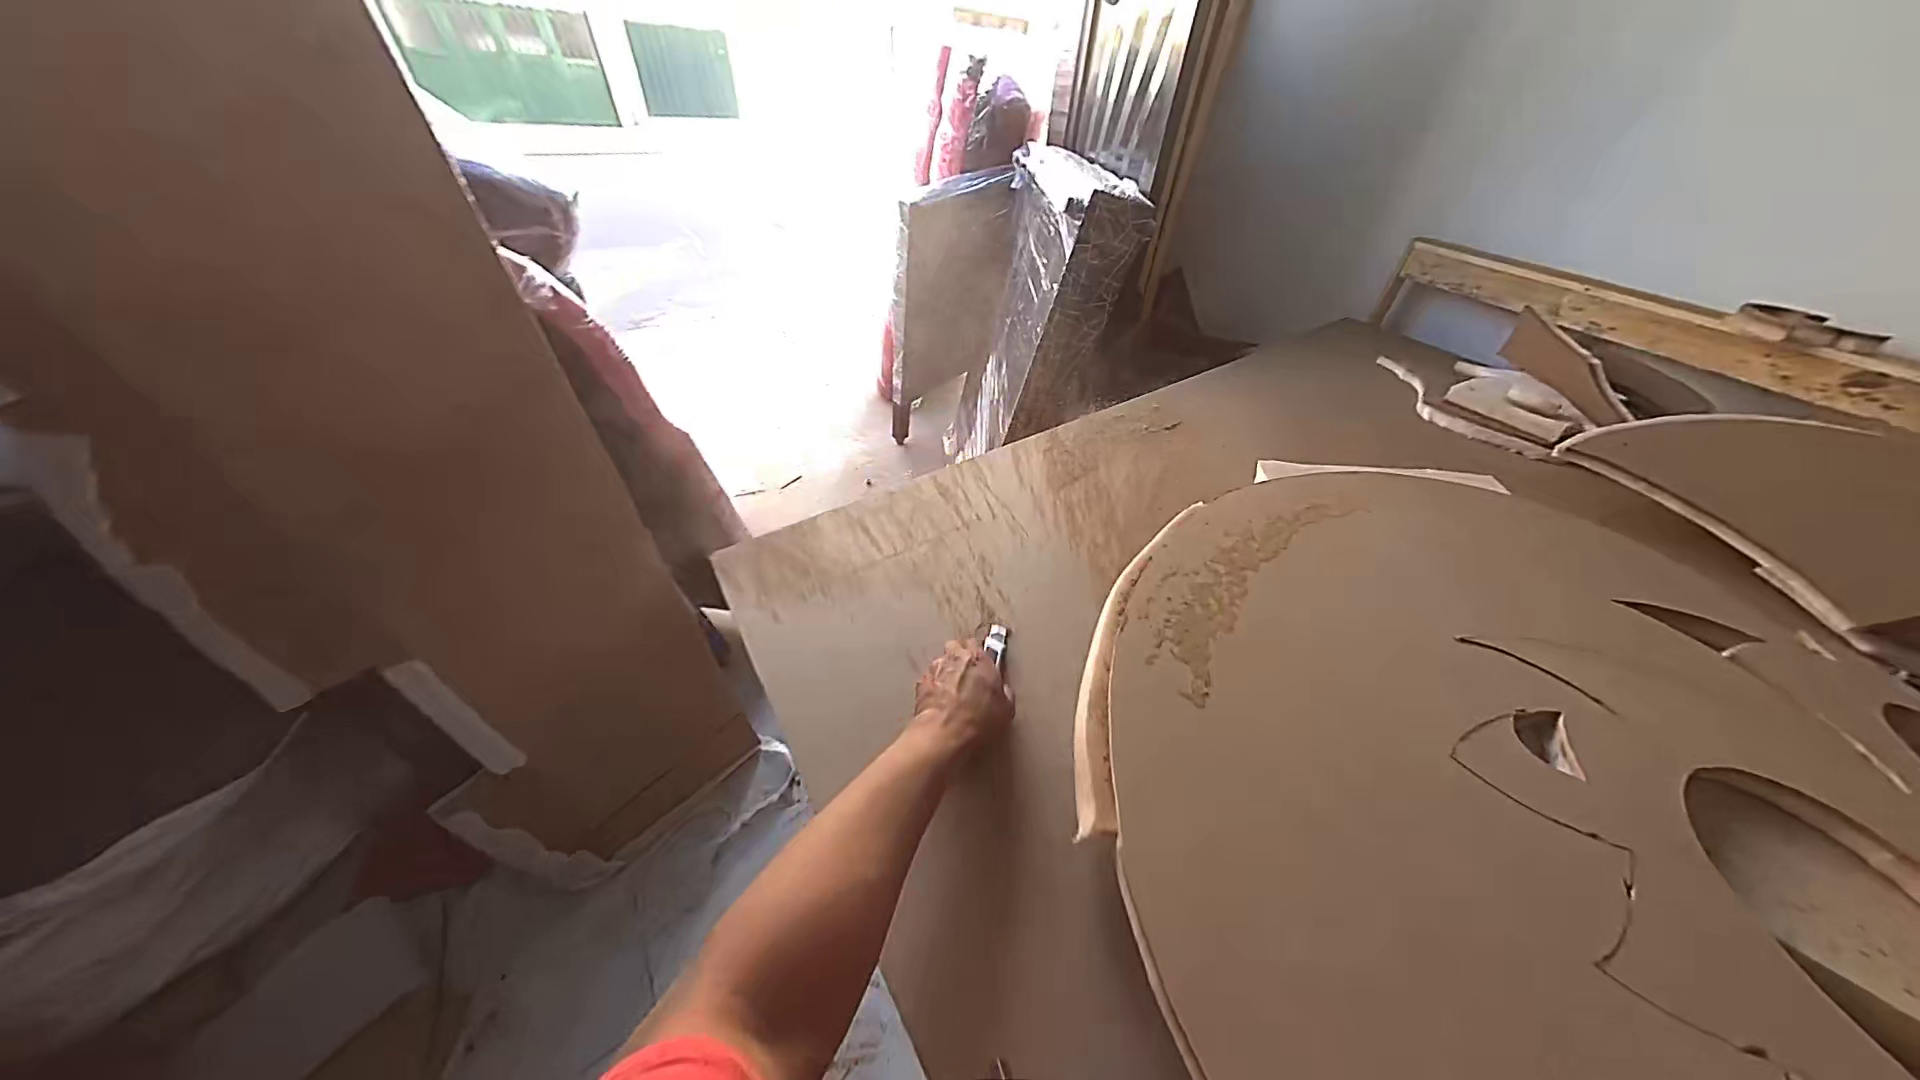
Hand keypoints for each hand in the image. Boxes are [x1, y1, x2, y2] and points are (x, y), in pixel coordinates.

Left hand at [911, 637, 1014, 755]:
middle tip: (970, 680)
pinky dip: (934, 688)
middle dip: (962, 661)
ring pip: (942, 664)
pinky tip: (941, 704)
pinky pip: (930, 681)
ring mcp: (935, 669)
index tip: (986, 670)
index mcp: (979, 657)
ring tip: (954, 695)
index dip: (982, 659)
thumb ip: (1004, 691)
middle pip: (957, 649)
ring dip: (947, 674)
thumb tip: (1003, 692)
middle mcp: (955, 657)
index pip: (980, 646)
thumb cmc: (976, 720)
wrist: (944, 735)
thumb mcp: (1005, 709)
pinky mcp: (920, 684)